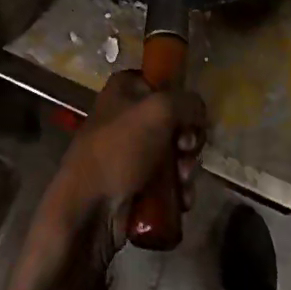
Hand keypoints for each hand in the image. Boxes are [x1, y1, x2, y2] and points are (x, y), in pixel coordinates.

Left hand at [48, 69, 207, 230]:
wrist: (90, 204)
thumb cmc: (121, 148)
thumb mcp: (158, 111)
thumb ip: (186, 102)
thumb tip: (199, 111)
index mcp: (125, 88)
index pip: (165, 85)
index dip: (182, 104)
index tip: (189, 123)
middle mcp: (127, 113)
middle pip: (175, 122)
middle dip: (187, 143)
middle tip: (185, 154)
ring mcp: (131, 149)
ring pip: (175, 153)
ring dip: (185, 170)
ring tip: (180, 183)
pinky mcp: (136, 180)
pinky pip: (168, 180)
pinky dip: (178, 190)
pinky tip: (180, 201)